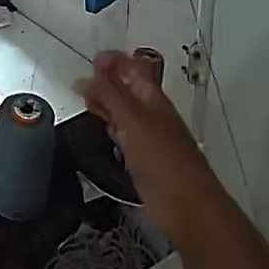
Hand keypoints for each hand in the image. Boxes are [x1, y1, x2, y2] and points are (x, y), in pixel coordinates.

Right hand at [75, 51, 225, 242]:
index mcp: (152, 96)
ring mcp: (146, 135)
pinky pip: (121, 134)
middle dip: (104, 81)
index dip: (113, 61)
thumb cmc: (163, 160)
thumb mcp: (132, 120)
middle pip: (125, 87)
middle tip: (81, 84)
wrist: (188, 207)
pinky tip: (100, 130)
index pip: (132, 66)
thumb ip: (108, 96)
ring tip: (85, 103)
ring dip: (104, 104)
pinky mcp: (140, 157)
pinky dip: (109, 127)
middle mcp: (149, 112)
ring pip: (122, 110)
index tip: (90, 62)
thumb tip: (83, 78)